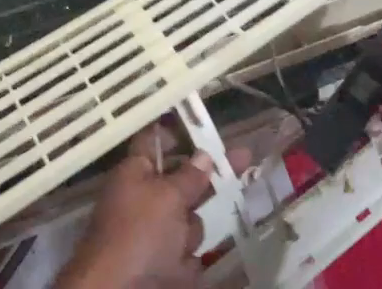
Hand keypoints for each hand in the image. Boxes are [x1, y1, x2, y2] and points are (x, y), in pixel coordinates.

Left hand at [55, 125, 243, 288]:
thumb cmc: (137, 234)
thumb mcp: (167, 197)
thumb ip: (189, 176)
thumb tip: (204, 155)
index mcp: (136, 173)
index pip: (156, 139)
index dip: (178, 128)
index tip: (203, 117)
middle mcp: (145, 198)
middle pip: (183, 181)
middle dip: (207, 181)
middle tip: (245, 157)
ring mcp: (155, 234)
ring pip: (190, 221)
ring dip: (191, 231)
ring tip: (175, 246)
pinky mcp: (166, 265)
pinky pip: (190, 254)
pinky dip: (190, 261)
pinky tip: (180, 265)